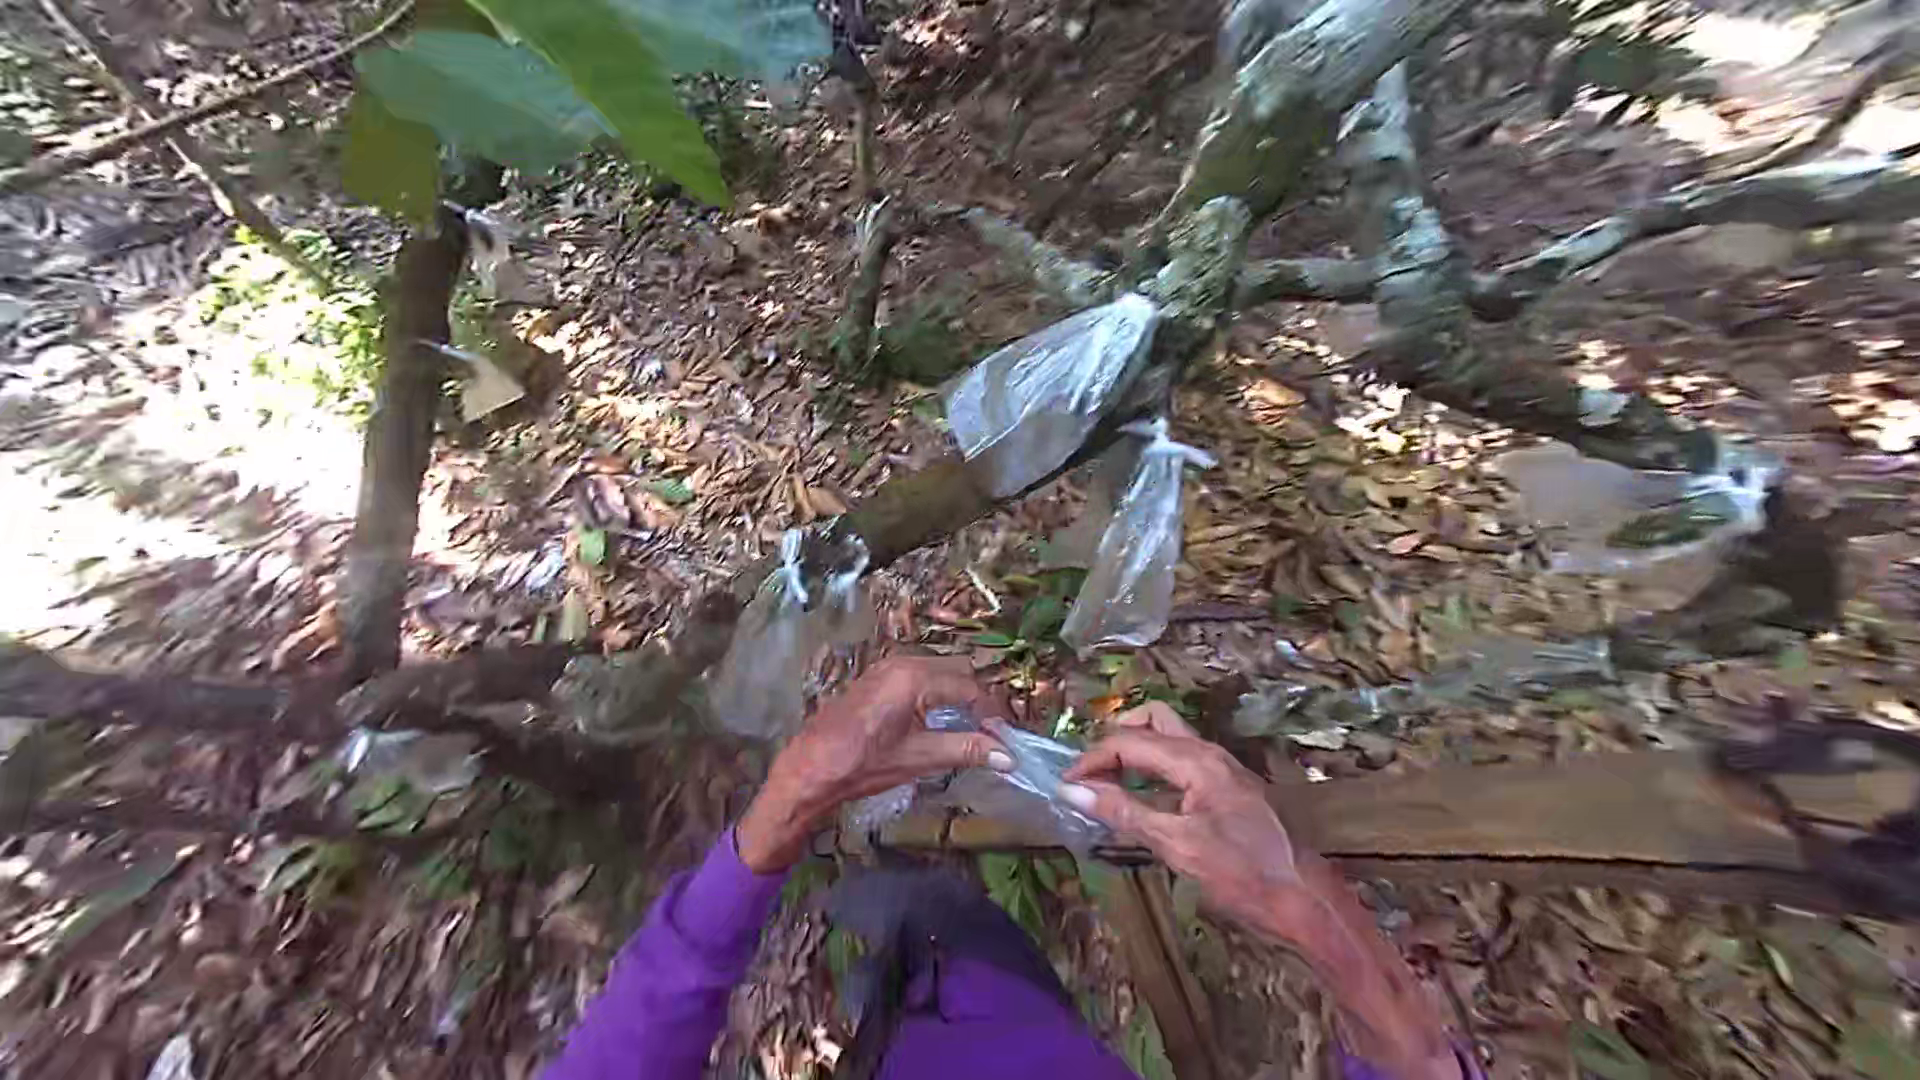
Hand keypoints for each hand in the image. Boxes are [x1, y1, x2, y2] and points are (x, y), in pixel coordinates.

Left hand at [736, 656, 1012, 872]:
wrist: (810, 768)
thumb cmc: (862, 764)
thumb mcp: (919, 758)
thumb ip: (966, 750)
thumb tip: (1008, 756)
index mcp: (915, 677)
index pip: (970, 688)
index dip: (993, 714)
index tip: (1006, 739)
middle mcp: (904, 662)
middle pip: (960, 670)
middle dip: (980, 699)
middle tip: (994, 732)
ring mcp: (890, 666)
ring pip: (942, 670)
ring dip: (961, 694)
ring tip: (974, 728)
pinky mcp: (880, 676)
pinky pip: (923, 674)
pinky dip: (941, 691)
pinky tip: (943, 718)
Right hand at [1059, 703, 1298, 929]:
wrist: (1310, 904)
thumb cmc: (1244, 875)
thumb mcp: (1177, 846)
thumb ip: (1124, 813)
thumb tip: (1075, 792)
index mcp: (1195, 760)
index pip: (1130, 742)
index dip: (1093, 760)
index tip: (1067, 783)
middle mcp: (1208, 752)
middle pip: (1152, 720)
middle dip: (1115, 738)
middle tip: (1091, 771)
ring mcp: (1221, 767)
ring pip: (1168, 737)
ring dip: (1135, 750)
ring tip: (1109, 780)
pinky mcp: (1227, 786)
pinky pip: (1180, 760)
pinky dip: (1153, 768)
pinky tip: (1142, 797)